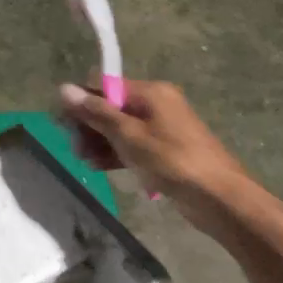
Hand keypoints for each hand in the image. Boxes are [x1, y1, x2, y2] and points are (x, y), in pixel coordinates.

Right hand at [58, 79, 250, 236]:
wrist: (218, 197)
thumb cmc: (171, 160)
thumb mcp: (128, 135)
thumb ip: (96, 112)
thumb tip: (63, 88)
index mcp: (150, 92)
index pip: (104, 85)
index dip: (82, 101)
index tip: (65, 124)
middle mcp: (156, 104)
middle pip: (110, 106)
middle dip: (88, 125)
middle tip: (76, 148)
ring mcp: (161, 128)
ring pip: (118, 127)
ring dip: (99, 141)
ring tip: (85, 160)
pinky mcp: (164, 150)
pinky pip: (131, 144)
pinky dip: (115, 152)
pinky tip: (99, 166)